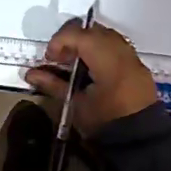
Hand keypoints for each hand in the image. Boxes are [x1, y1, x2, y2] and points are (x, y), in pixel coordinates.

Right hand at [23, 19, 157, 133]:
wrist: (141, 140)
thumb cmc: (106, 123)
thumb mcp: (76, 105)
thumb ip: (53, 85)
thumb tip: (30, 74)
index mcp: (107, 60)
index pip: (79, 35)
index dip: (59, 41)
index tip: (49, 58)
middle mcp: (122, 52)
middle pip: (92, 30)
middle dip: (71, 39)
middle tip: (59, 59)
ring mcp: (132, 58)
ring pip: (105, 35)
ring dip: (85, 43)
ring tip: (73, 63)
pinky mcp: (137, 66)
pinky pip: (115, 45)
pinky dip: (99, 49)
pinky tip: (90, 68)